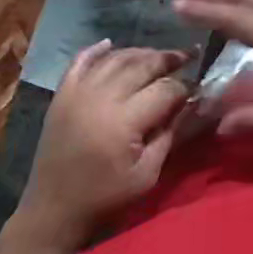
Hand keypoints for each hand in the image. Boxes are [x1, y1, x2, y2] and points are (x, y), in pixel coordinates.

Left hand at [12, 41, 188, 250]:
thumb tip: (193, 104)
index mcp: (124, 120)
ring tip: (157, 55)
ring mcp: (78, 92)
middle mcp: (101, 96)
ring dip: (138, 53)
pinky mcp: (62, 94)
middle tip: (186, 56)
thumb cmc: (105, 197)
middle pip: (140, 65)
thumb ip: (170, 135)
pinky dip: (96, 50)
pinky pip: (80, 61)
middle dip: (167, 58)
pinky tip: (111, 44)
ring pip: (114, 59)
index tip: (198, 86)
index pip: (164, 89)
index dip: (185, 85)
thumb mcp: (147, 174)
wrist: (54, 209)